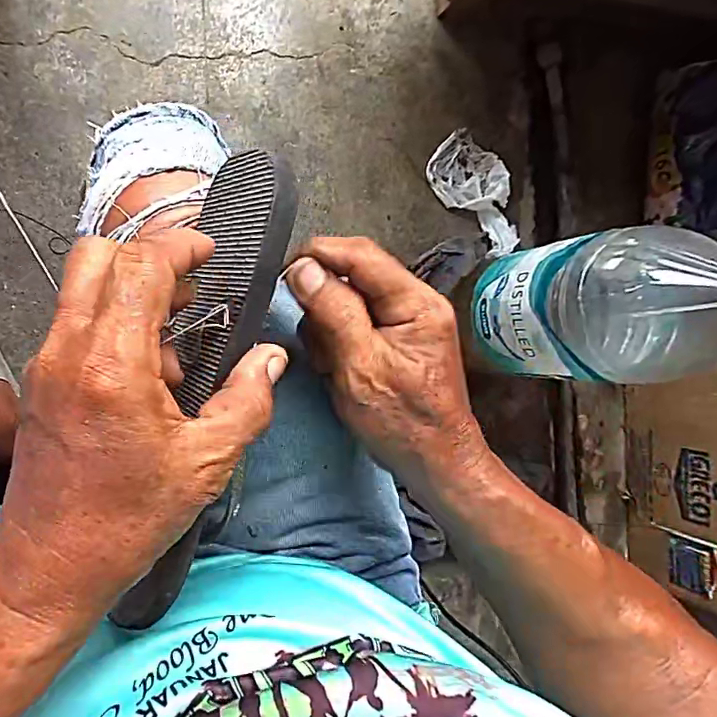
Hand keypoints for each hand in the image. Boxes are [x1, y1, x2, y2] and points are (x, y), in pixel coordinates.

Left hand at [0, 230, 288, 623]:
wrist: (48, 563)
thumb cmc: (124, 519)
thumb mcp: (206, 462)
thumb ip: (248, 400)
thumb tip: (269, 360)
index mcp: (112, 363)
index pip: (140, 265)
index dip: (179, 245)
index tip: (206, 252)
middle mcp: (68, 349)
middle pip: (97, 255)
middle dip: (148, 257)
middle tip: (189, 288)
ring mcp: (46, 362)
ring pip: (82, 285)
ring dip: (131, 291)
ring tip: (175, 342)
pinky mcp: (39, 379)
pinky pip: (76, 321)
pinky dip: (113, 321)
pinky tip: (147, 373)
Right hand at [285, 237, 492, 495]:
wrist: (432, 462)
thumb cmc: (403, 421)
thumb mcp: (360, 365)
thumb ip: (333, 312)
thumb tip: (303, 268)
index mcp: (416, 302)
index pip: (361, 254)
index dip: (319, 254)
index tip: (283, 269)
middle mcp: (414, 302)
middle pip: (352, 276)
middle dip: (323, 305)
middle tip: (316, 341)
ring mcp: (403, 321)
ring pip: (346, 301)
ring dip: (327, 329)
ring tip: (332, 365)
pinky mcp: (392, 339)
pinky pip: (352, 324)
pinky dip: (336, 343)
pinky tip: (338, 370)